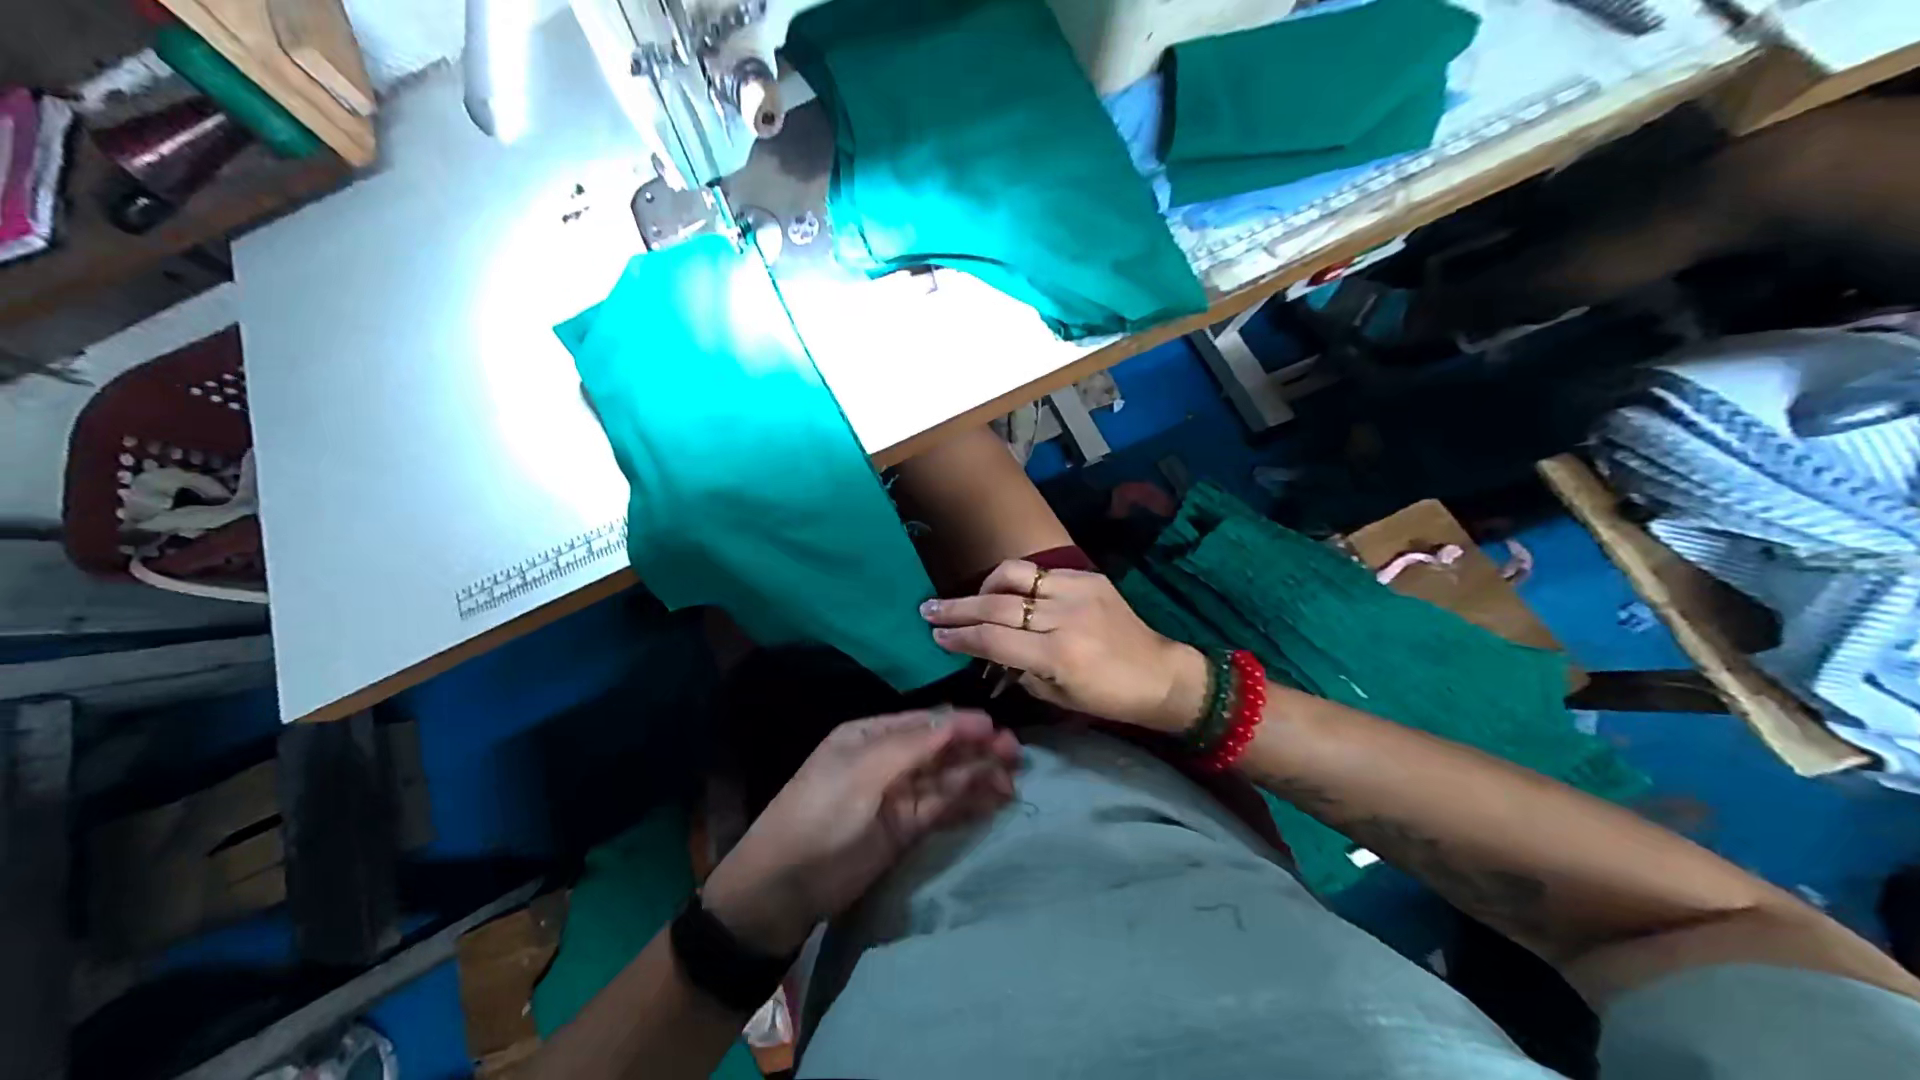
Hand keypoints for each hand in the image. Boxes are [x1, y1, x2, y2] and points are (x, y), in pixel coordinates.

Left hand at [702, 709, 1018, 954]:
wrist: (786, 886)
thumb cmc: (821, 814)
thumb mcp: (863, 772)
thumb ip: (913, 746)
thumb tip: (960, 719)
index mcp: (871, 736)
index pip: (926, 722)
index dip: (961, 724)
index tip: (996, 729)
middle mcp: (889, 760)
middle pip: (942, 749)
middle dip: (977, 749)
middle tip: (1016, 755)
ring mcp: (899, 795)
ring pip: (947, 779)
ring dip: (979, 776)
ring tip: (1013, 781)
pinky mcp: (906, 829)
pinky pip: (944, 809)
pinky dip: (969, 803)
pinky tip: (995, 801)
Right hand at [920, 559, 1209, 734]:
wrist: (1160, 673)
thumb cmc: (1108, 698)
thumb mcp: (1056, 697)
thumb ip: (1018, 670)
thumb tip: (988, 651)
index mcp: (1058, 656)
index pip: (994, 639)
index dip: (960, 637)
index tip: (935, 635)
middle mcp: (1064, 617)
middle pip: (996, 605)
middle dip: (957, 608)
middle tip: (929, 608)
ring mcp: (1077, 591)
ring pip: (1014, 576)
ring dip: (984, 586)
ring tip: (970, 598)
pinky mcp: (1089, 577)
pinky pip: (1040, 571)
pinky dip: (1017, 581)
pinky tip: (1007, 591)